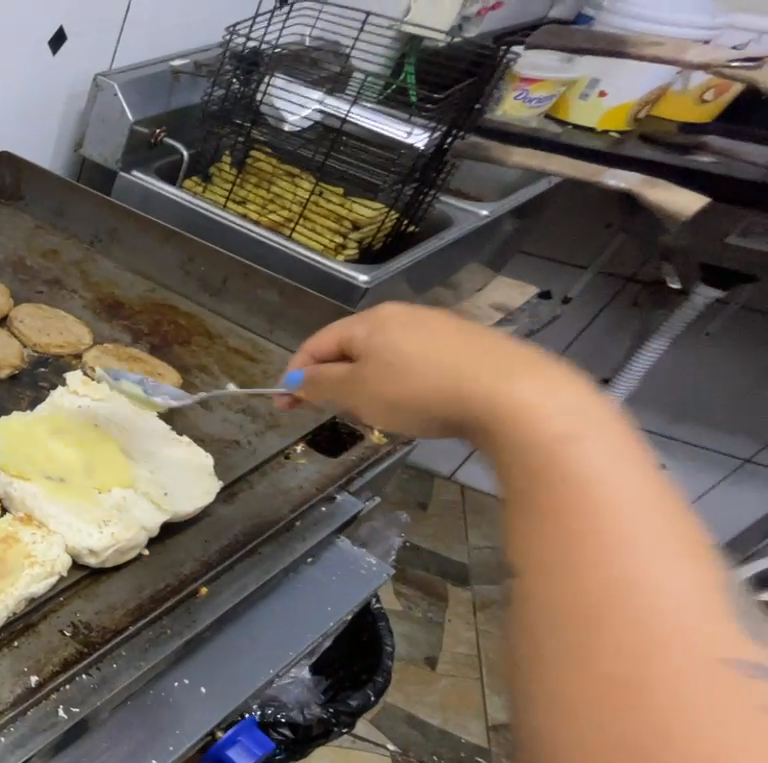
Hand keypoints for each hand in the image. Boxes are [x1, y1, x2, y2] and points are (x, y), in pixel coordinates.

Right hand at [277, 302, 579, 440]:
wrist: (512, 395)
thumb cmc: (417, 392)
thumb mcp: (354, 393)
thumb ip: (318, 385)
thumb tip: (298, 380)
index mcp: (369, 321)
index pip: (315, 345)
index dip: (294, 376)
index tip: (283, 407)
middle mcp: (403, 315)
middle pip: (350, 348)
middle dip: (331, 379)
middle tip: (324, 411)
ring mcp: (439, 328)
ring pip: (383, 356)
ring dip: (364, 383)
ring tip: (369, 413)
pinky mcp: (468, 346)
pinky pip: (416, 363)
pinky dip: (399, 384)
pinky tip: (411, 405)